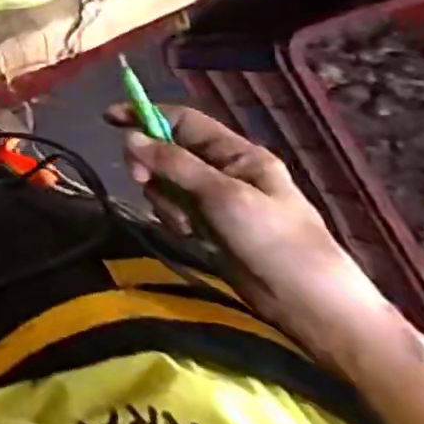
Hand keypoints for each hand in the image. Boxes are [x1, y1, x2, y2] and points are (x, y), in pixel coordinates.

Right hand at [105, 104, 396, 361]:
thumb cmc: (278, 243)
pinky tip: (187, 234)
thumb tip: (128, 137)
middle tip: (142, 182)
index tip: (109, 118)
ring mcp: (217, 199)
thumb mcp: (224, 196)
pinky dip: (170, 216)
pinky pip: (172, 207)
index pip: (182, 120)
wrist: (314, 308)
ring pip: (165, 180)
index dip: (145, 115)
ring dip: (161, 197)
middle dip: (149, 164)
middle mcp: (225, 171)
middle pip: (166, 149)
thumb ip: (174, 164)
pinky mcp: (209, 225)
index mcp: (238, 154)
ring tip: (181, 222)